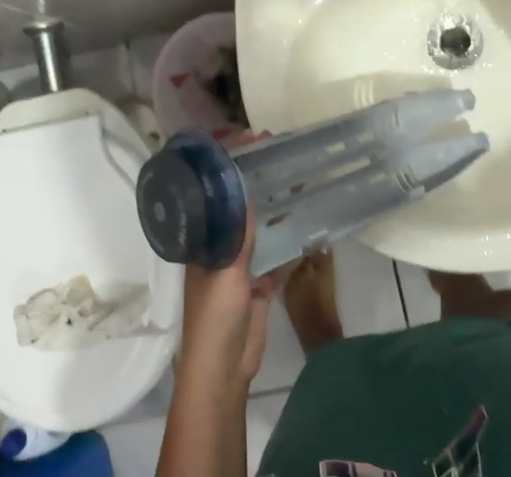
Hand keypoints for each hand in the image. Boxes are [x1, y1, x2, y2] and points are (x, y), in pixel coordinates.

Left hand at [176, 136, 281, 386]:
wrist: (224, 369)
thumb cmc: (215, 318)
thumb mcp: (225, 272)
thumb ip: (238, 236)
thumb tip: (250, 194)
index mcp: (200, 241)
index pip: (213, 194)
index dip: (228, 168)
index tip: (251, 142)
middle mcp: (218, 247)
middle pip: (238, 207)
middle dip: (256, 182)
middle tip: (281, 154)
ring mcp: (240, 266)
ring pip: (259, 229)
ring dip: (275, 208)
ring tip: (298, 180)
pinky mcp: (260, 284)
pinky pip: (276, 255)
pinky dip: (290, 242)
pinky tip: (309, 224)